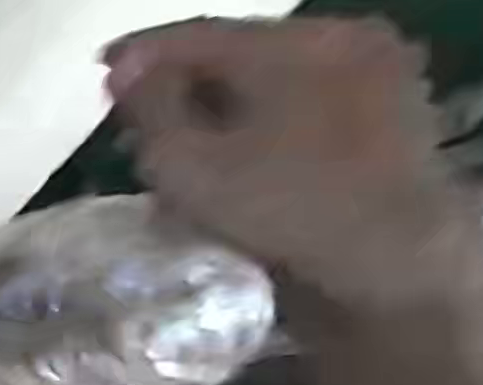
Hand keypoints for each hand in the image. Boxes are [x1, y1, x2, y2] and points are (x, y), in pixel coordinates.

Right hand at [104, 17, 482, 311]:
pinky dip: (252, 105)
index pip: (200, 34)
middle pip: (239, 47)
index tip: (98, 64)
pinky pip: (298, 89)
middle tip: (128, 102)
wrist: (378, 253)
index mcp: (294, 45)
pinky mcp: (384, 103)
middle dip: (178, 73)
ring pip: (270, 69)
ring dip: (214, 92)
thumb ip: (152, 109)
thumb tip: (128, 65)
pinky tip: (227, 135)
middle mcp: (343, 37)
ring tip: (171, 123)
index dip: (142, 49)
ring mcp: (373, 67)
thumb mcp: (186, 164)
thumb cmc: (270, 209)